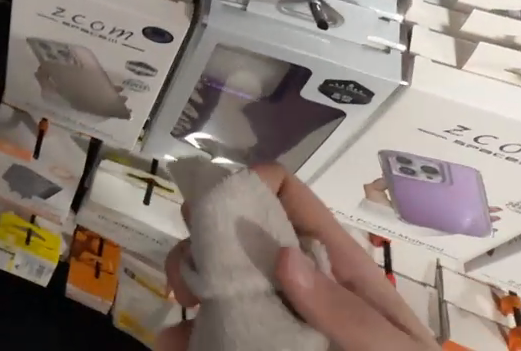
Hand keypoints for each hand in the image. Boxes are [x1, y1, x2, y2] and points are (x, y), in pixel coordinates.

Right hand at [158, 165, 437, 350]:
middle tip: (188, 272)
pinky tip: (172, 345)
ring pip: (217, 276)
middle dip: (201, 240)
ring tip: (180, 310)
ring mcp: (276, 316)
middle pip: (237, 230)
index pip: (286, 195)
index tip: (214, 212)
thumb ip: (348, 313)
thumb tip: (283, 256)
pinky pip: (213, 331)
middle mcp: (298, 281)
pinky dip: (184, 335)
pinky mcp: (256, 345)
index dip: (249, 186)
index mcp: (335, 265)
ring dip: (187, 283)